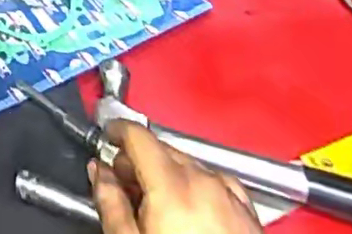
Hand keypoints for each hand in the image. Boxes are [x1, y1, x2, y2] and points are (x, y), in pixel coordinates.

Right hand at [91, 122, 262, 233]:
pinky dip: (199, 188)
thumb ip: (111, 205)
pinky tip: (192, 214)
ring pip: (191, 166)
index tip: (106, 137)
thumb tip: (99, 171)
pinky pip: (219, 186)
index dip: (117, 132)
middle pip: (164, 150)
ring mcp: (232, 198)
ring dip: (168, 174)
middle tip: (122, 184)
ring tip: (154, 208)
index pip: (139, 137)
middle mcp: (204, 181)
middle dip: (140, 161)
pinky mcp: (252, 219)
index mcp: (172, 185)